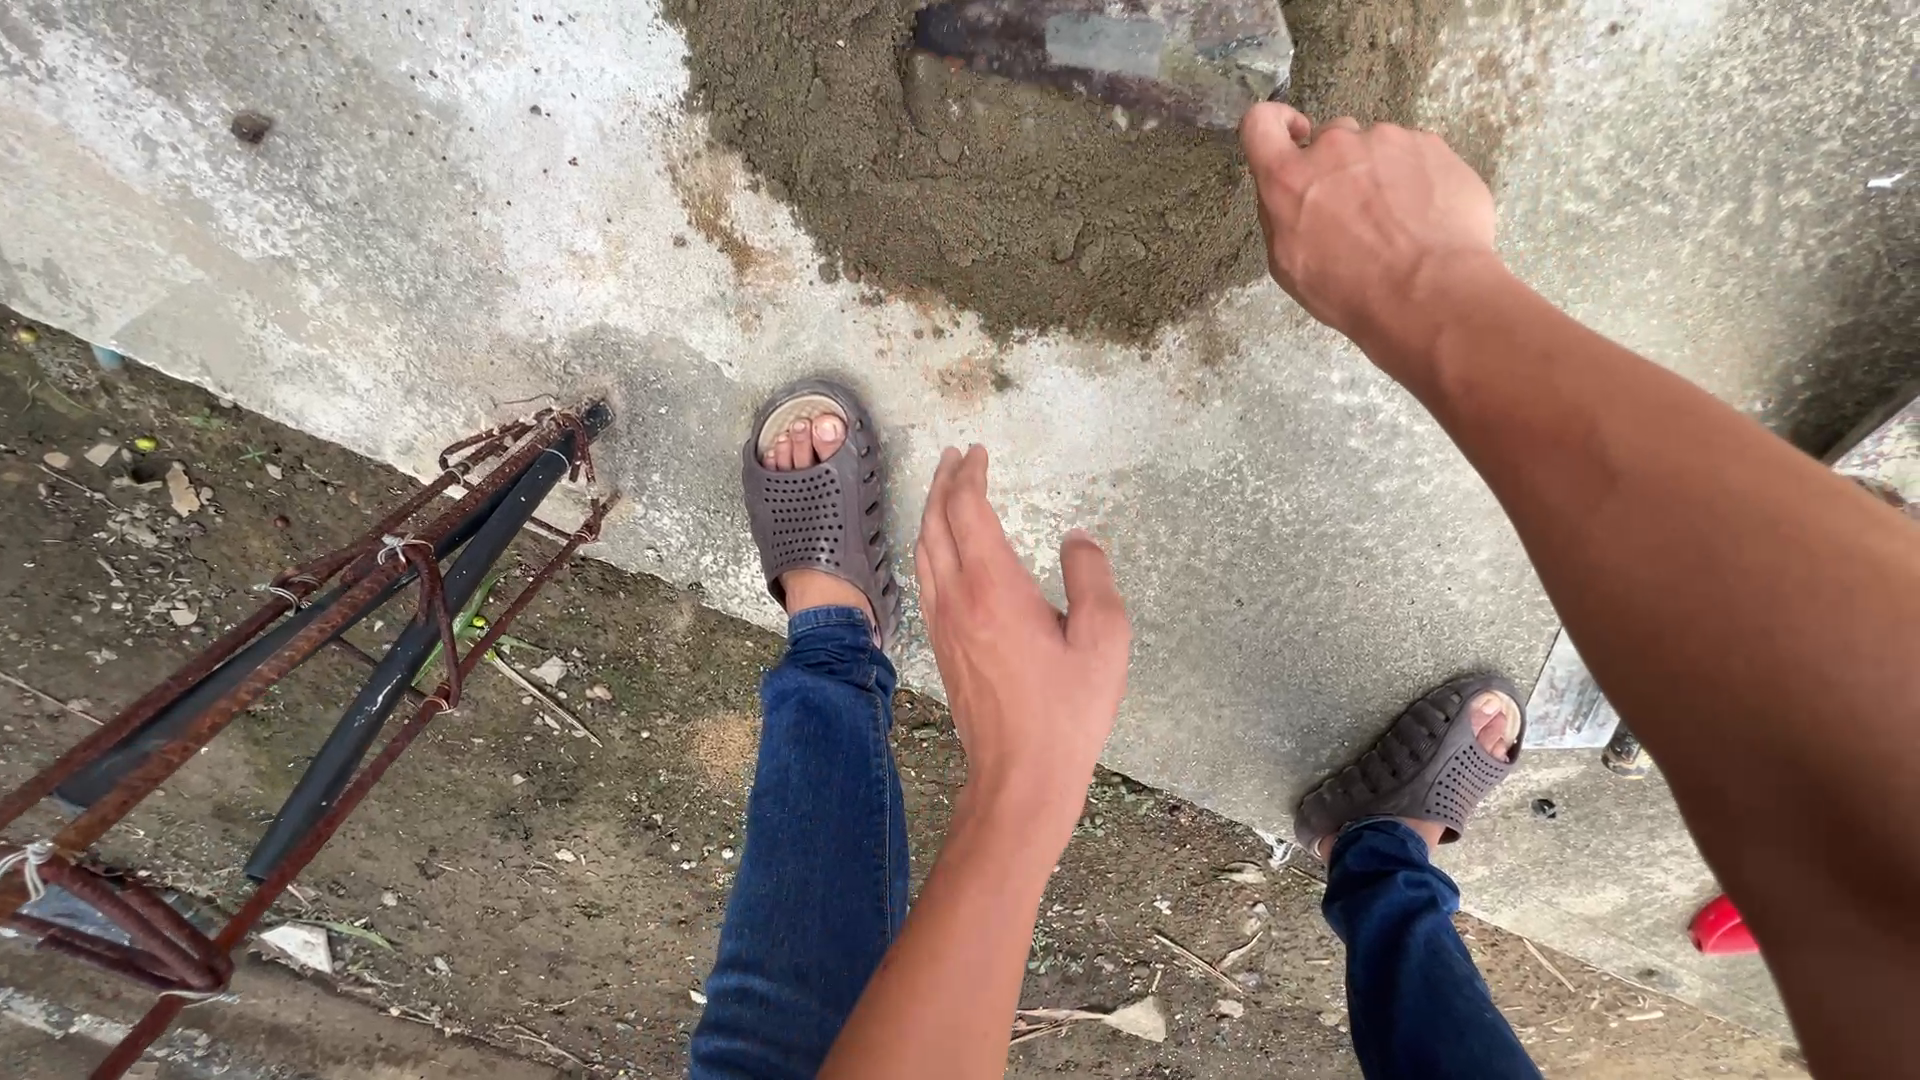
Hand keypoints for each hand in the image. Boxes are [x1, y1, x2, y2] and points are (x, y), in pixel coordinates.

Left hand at [915, 446, 1130, 844]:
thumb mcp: (1103, 639)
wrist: (1019, 776)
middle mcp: (957, 597)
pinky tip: (939, 551)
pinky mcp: (940, 646)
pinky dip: (927, 548)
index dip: (969, 475)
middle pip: (935, 523)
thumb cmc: (1067, 710)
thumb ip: (1092, 577)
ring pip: (922, 552)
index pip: (967, 510)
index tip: (977, 452)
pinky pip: (924, 580)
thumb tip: (1077, 537)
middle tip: (954, 457)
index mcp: (994, 587)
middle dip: (942, 484)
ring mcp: (942, 623)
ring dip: (930, 514)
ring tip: (943, 491)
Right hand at [1239, 103, 1500, 344]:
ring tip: (1392, 221)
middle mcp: (1334, 147)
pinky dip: (1413, 178)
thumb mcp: (1288, 266)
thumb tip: (1289, 197)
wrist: (1425, 290)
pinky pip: (1413, 152)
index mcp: (1288, 179)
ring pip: (1374, 146)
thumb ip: (1280, 216)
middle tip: (1349, 212)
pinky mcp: (1430, 144)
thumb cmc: (1348, 288)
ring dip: (1376, 173)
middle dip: (1334, 166)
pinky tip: (1419, 217)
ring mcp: (1387, 139)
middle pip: (1328, 138)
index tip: (1290, 139)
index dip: (1274, 125)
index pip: (1260, 123)